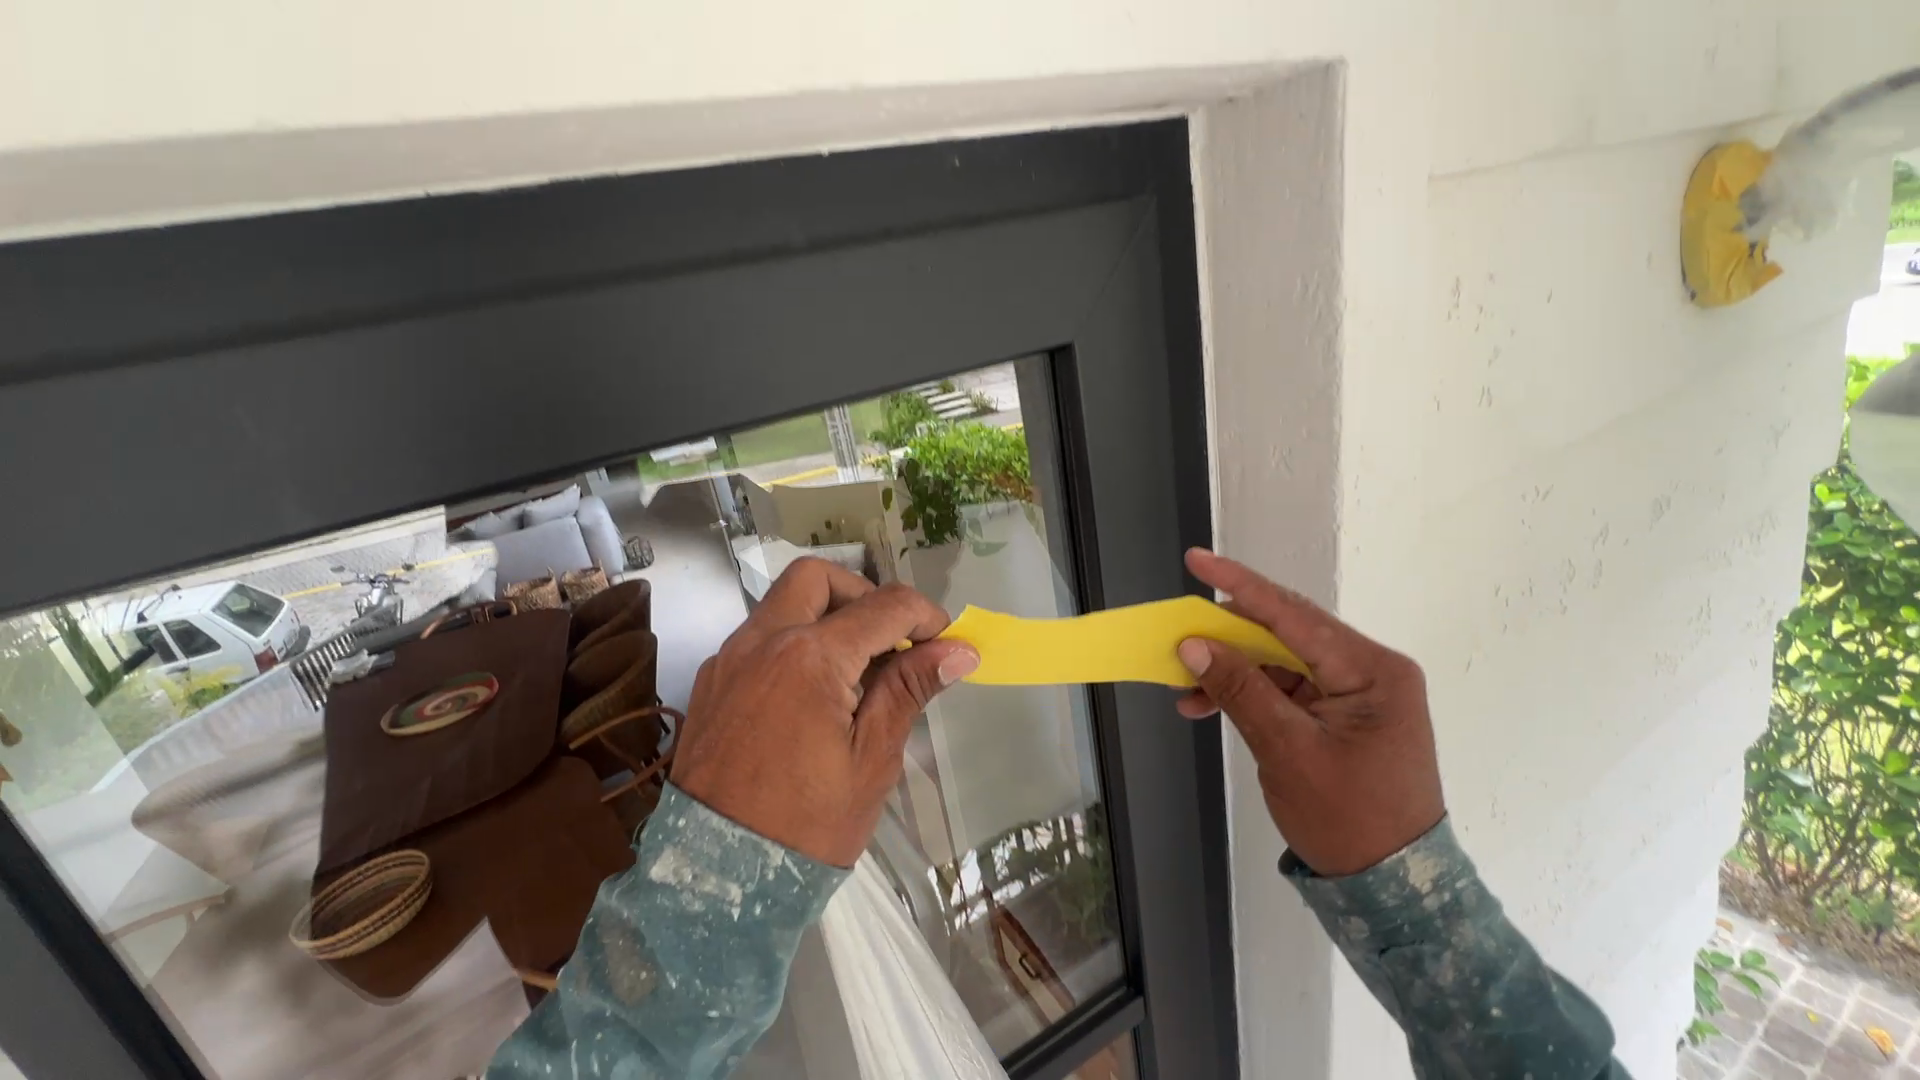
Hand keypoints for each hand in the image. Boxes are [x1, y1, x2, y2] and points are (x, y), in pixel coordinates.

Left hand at [670, 558, 979, 867]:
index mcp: (810, 658)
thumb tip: (958, 650)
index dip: (925, 616)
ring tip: (856, 671)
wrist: (718, 880)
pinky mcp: (711, 682)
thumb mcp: (873, 759)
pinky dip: (792, 641)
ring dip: (826, 616)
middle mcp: (762, 641)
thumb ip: (909, 690)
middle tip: (891, 641)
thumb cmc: (808, 826)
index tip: (946, 643)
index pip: (883, 606)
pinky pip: (757, 637)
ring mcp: (729, 659)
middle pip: (819, 578)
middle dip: (864, 595)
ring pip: (782, 603)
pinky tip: (812, 693)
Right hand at [1175, 548, 1443, 876]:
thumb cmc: (1348, 819)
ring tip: (1184, 691)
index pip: (1294, 614)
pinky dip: (1246, 694)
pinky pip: (1284, 688)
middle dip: (1227, 636)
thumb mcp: (1287, 750)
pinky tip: (1207, 706)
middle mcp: (1368, 670)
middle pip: (1285, 633)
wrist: (1392, 888)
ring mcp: (1355, 692)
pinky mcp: (1340, 713)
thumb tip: (1193, 645)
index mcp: (1372, 670)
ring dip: (1231, 671)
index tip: (1195, 561)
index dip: (1239, 586)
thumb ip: (1240, 690)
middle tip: (1176, 640)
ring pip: (1278, 661)